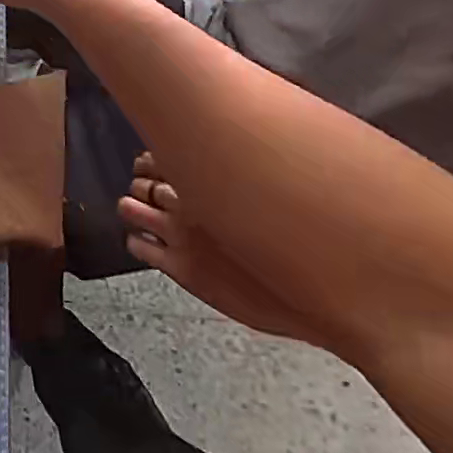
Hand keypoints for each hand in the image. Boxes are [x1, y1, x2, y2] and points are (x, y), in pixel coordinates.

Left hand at [119, 152, 328, 347]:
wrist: (321, 295)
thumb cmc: (311, 243)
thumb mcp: (282, 195)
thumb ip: (252, 174)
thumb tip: (242, 157)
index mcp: (213, 178)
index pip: (161, 156)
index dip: (152, 159)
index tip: (152, 161)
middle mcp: (190, 202)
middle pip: (143, 182)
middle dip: (142, 183)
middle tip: (146, 188)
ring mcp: (180, 235)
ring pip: (132, 209)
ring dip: (132, 208)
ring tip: (136, 210)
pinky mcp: (180, 267)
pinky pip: (138, 247)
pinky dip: (135, 241)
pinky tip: (144, 242)